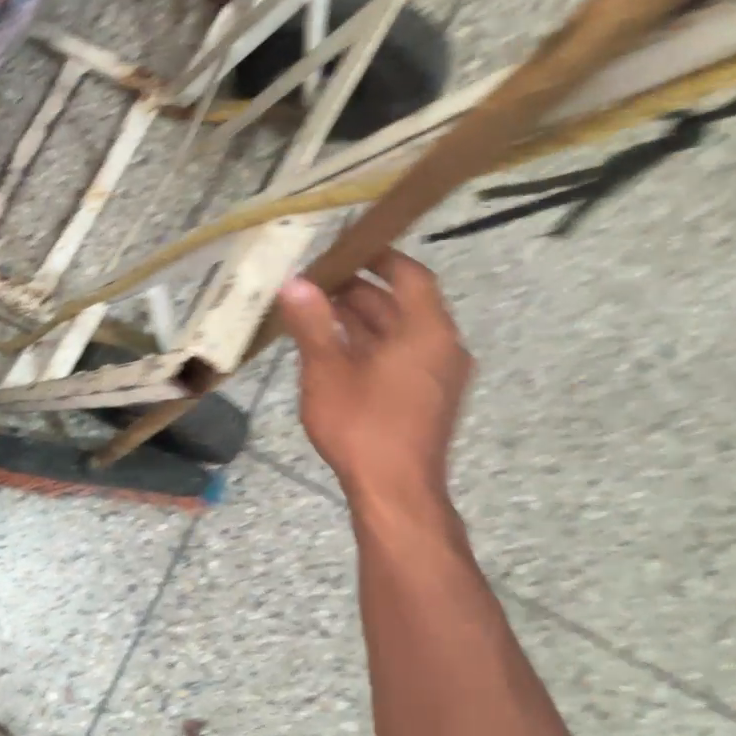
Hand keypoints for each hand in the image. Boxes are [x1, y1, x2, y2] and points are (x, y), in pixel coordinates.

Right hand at [277, 251, 473, 503]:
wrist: (395, 489)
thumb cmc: (362, 424)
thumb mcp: (327, 370)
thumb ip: (312, 324)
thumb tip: (294, 283)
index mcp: (426, 331)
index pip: (410, 276)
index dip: (380, 257)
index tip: (347, 246)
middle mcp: (441, 346)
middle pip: (402, 304)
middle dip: (359, 290)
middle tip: (314, 281)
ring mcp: (436, 374)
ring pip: (398, 332)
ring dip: (361, 319)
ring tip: (315, 312)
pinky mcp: (425, 397)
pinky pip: (399, 355)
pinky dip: (369, 344)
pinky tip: (332, 350)